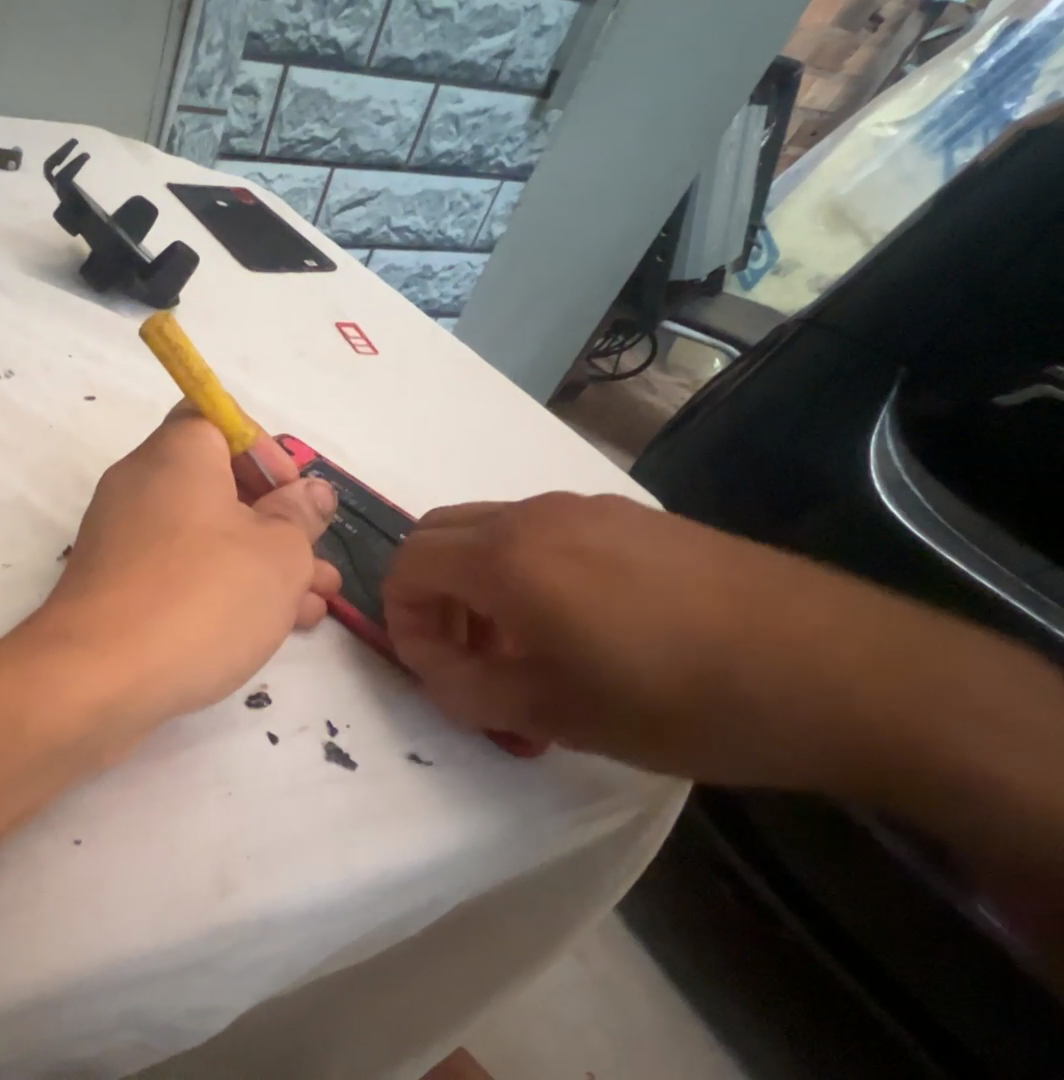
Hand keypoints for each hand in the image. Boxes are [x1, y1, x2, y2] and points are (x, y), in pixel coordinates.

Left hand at [14, 408, 339, 758]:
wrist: (95, 679)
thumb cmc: (199, 598)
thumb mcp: (277, 555)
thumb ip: (300, 517)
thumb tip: (310, 492)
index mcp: (176, 455)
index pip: (216, 419)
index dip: (264, 451)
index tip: (296, 495)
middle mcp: (140, 486)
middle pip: (217, 486)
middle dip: (277, 524)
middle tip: (318, 563)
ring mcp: (121, 540)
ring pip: (204, 538)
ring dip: (260, 565)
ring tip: (313, 607)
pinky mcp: (114, 589)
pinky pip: (178, 574)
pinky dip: (221, 591)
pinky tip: (266, 629)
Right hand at [380, 493, 1056, 793]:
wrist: (841, 672)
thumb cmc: (678, 701)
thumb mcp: (552, 713)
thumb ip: (466, 689)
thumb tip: (437, 668)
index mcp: (507, 558)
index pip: (408, 563)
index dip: (401, 618)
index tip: (434, 669)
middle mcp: (538, 515)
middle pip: (440, 532)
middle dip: (430, 592)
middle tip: (463, 652)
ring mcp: (593, 508)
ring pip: (494, 529)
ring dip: (478, 581)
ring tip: (520, 646)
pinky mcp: (639, 519)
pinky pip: (548, 532)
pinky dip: (527, 570)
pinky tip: (580, 627)